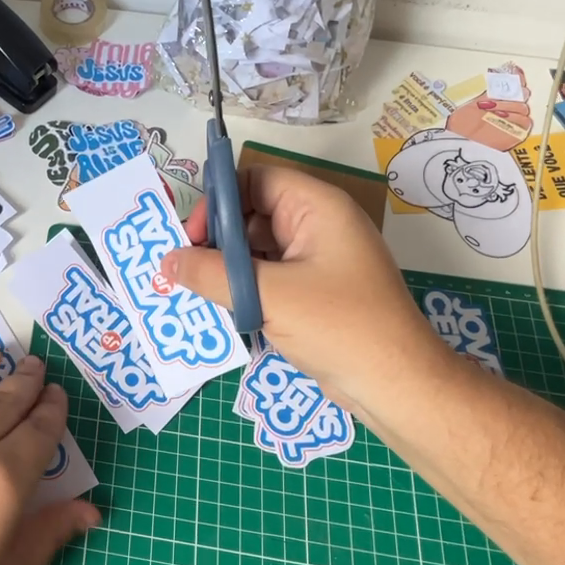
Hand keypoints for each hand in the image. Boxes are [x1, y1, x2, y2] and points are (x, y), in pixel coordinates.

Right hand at [160, 165, 451, 409]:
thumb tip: (167, 260)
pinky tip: (222, 307)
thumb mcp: (267, 296)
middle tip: (186, 267)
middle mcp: (318, 225)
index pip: (255, 180)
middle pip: (253, 213)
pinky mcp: (315, 291)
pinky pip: (268, 274)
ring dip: (227, 266)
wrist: (397, 385)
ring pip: (257, 247)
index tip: (193, 237)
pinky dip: (244, 287)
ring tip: (197, 289)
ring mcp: (318, 259)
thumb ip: (211, 275)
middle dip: (216, 238)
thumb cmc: (340, 326)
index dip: (219, 201)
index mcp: (317, 207)